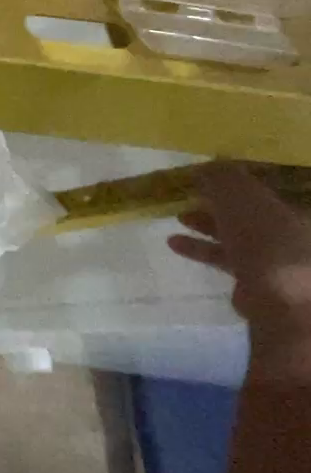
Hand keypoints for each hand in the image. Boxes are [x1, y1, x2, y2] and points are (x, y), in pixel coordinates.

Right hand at [168, 162, 310, 351]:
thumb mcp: (244, 201)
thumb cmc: (272, 246)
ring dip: (213, 227)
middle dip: (229, 205)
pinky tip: (176, 244)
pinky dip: (209, 251)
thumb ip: (225, 179)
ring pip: (251, 237)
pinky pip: (240, 261)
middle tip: (197, 196)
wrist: (289, 307)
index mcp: (307, 215)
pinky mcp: (276, 286)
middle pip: (267, 214)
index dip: (251, 181)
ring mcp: (295, 265)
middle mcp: (306, 238)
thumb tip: (208, 164)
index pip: (283, 190)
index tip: (220, 176)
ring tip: (180, 219)